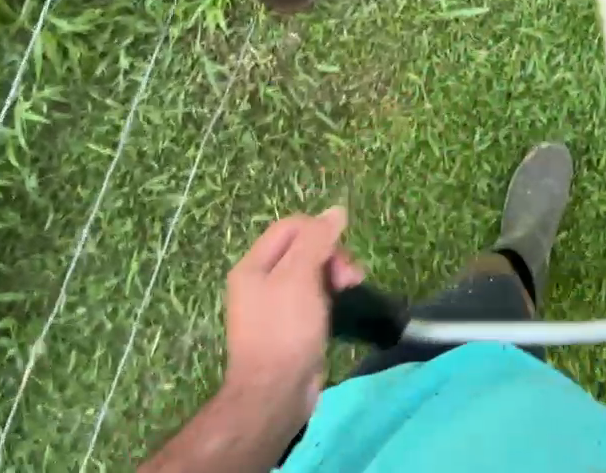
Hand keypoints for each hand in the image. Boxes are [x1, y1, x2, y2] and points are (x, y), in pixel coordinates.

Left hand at [221, 208, 364, 423]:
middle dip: (331, 254)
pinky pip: (314, 295)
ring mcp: (275, 305)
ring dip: (335, 273)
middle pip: (303, 247)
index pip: (291, 226)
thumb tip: (336, 211)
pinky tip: (343, 305)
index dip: (319, 230)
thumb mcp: (299, 275)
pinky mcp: (291, 325)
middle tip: (349, 276)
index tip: (340, 251)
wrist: (276, 394)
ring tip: (352, 289)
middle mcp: (260, 281)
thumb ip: (317, 239)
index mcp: (253, 265)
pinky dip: (331, 294)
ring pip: (312, 271)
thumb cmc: (284, 329)